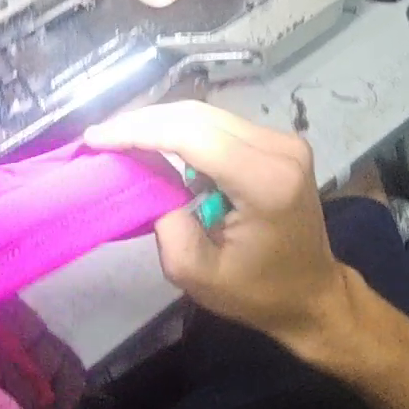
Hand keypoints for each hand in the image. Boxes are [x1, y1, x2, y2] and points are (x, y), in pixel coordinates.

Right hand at [84, 102, 350, 348]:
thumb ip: (166, 222)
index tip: (95, 139)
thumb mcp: (198, 273)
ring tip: (120, 138)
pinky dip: (185, 131)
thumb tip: (146, 175)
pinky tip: (157, 142)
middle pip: (199, 116)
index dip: (140, 131)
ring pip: (209, 115)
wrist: (313, 293)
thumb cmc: (257, 293)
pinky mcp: (280, 142)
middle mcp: (280, 149)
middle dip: (144, 121)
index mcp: (266, 182)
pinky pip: (222, 125)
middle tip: (100, 136)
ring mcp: (285, 141)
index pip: (193, 137)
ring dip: (162, 123)